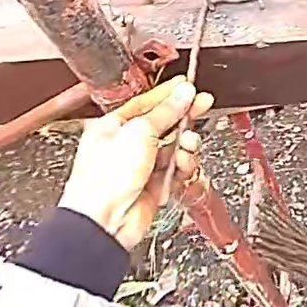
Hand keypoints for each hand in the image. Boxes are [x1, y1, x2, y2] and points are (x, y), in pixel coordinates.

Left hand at [58, 76, 212, 248]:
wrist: (104, 222)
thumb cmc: (104, 179)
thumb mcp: (139, 133)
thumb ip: (166, 111)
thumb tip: (184, 92)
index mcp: (114, 127)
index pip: (147, 102)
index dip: (168, 93)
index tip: (188, 84)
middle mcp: (127, 144)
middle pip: (166, 122)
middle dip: (185, 115)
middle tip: (203, 104)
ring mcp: (142, 164)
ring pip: (176, 144)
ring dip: (186, 144)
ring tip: (188, 145)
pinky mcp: (155, 182)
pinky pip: (179, 166)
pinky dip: (184, 164)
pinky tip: (182, 164)